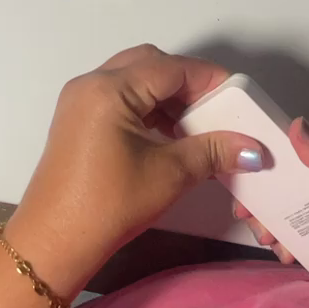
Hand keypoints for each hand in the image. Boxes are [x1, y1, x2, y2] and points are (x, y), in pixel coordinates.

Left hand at [6, 45, 266, 287]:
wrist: (54, 244)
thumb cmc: (109, 205)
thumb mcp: (169, 174)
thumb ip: (214, 151)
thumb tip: (254, 148)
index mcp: (109, 90)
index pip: (171, 68)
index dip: (209, 79)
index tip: (239, 98)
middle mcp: (91, 84)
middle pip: (150, 64)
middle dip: (187, 82)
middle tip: (216, 109)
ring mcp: (80, 101)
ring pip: (133, 79)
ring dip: (167, 95)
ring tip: (196, 124)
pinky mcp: (77, 119)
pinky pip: (119, 97)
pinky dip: (147, 106)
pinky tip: (168, 134)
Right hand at [236, 119, 308, 274]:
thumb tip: (295, 130)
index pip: (291, 145)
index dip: (263, 159)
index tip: (241, 179)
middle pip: (285, 181)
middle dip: (263, 199)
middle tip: (251, 220)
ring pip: (292, 210)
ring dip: (274, 224)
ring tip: (269, 242)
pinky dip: (293, 243)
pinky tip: (287, 255)